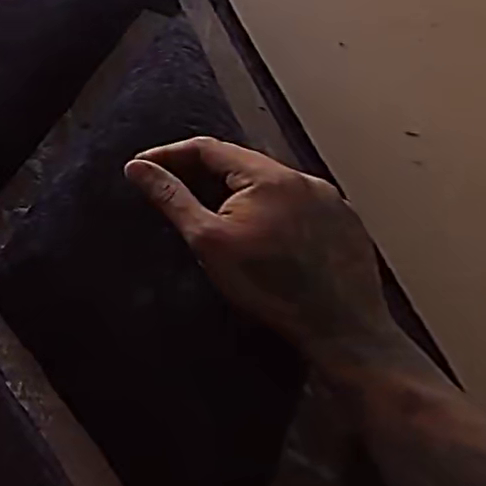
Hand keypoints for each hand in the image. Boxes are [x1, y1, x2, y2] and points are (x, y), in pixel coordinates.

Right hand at [124, 138, 403, 369]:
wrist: (347, 337)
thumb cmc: (271, 289)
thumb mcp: (208, 241)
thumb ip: (171, 197)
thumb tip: (137, 167)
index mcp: (269, 177)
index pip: (207, 148)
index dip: (170, 154)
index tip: (145, 167)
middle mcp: (303, 178)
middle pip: (238, 161)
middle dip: (200, 171)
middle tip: (171, 186)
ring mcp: (330, 201)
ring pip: (267, 181)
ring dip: (235, 188)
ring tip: (210, 207)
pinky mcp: (346, 223)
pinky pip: (294, 200)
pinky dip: (267, 205)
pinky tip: (257, 228)